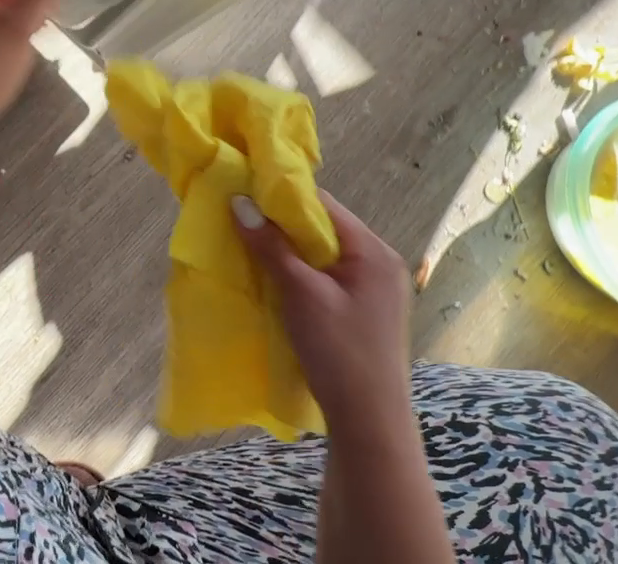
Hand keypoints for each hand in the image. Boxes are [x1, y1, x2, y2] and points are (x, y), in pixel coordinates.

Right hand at [233, 190, 412, 435]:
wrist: (369, 421)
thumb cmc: (339, 350)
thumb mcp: (300, 293)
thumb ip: (270, 246)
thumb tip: (239, 201)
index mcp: (374, 252)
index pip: (322, 204)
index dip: (280, 197)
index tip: (241, 195)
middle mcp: (379, 262)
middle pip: (321, 226)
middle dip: (279, 223)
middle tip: (238, 221)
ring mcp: (372, 287)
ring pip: (319, 251)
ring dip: (285, 247)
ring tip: (248, 246)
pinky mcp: (361, 308)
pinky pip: (323, 273)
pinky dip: (296, 269)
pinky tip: (271, 277)